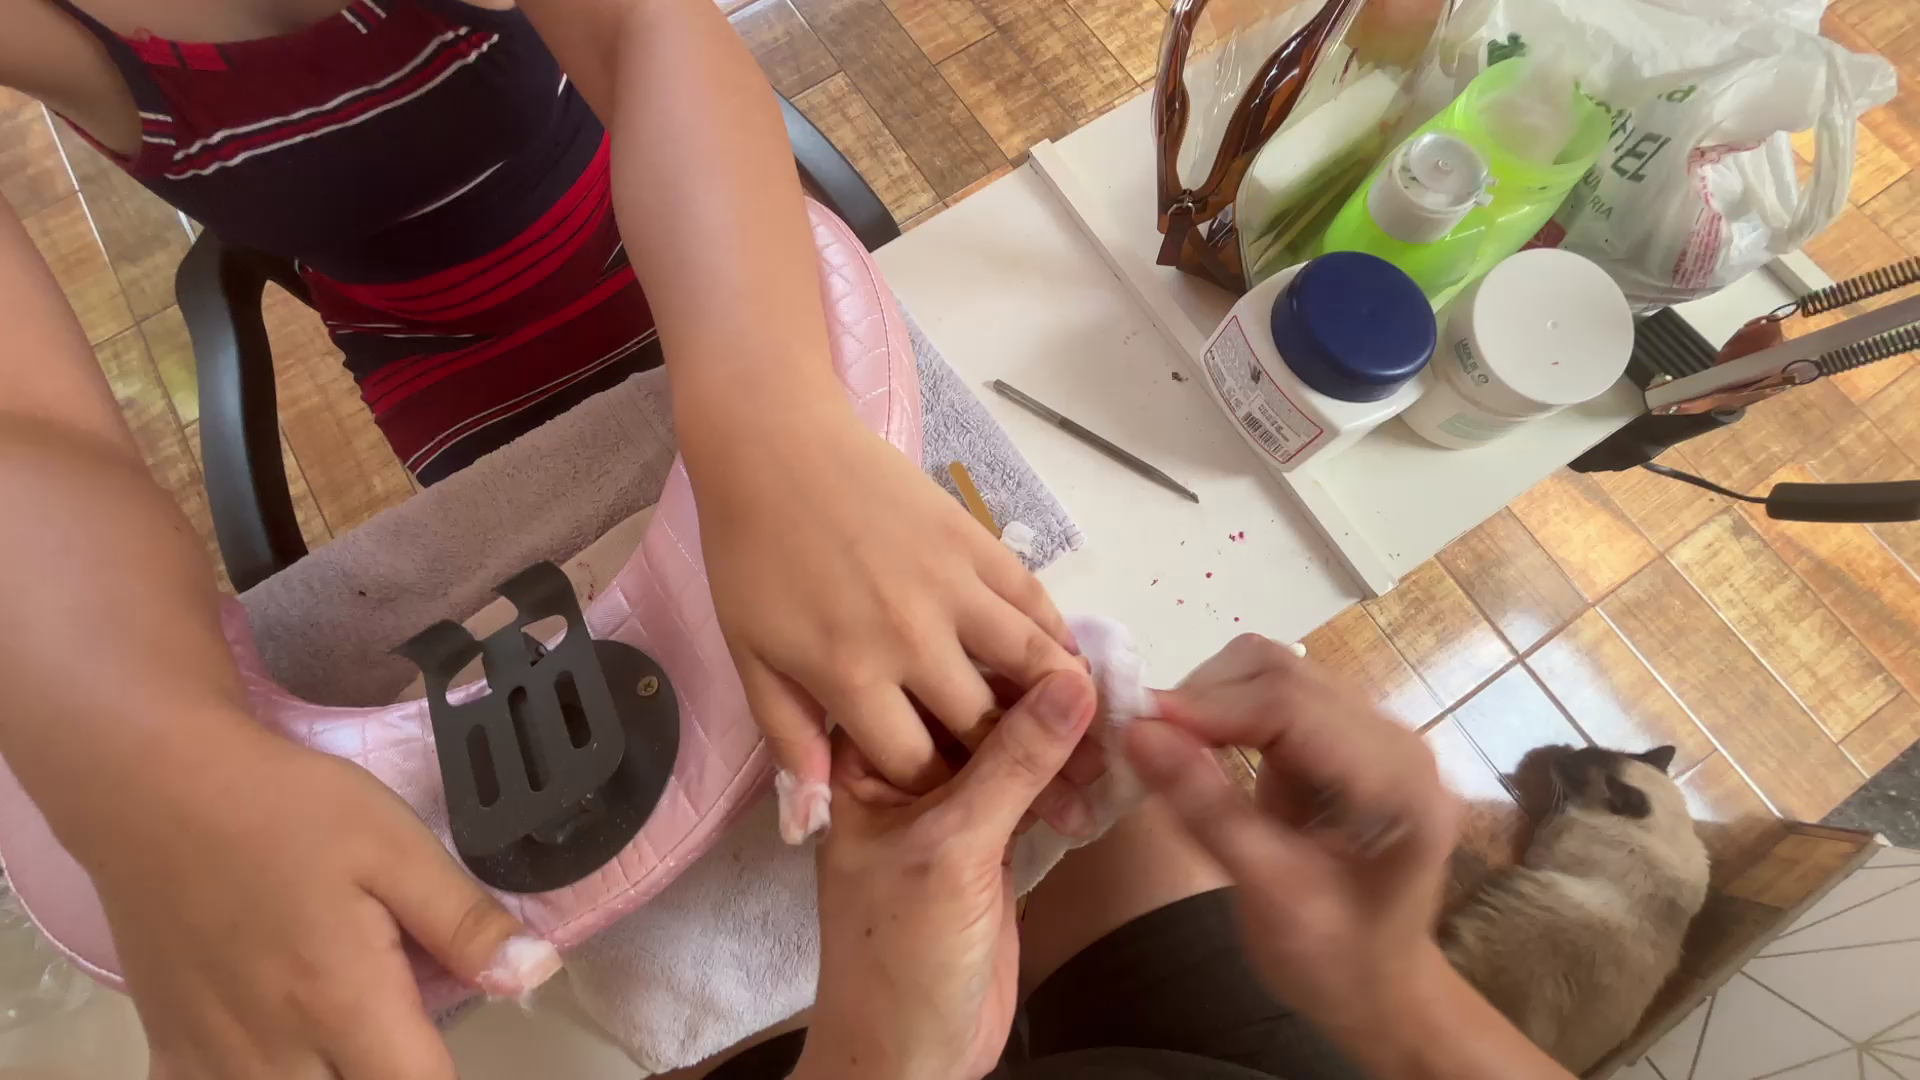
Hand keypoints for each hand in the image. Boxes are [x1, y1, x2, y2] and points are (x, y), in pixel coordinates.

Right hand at [81, 728, 558, 1078]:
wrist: (163, 796)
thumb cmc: (301, 815)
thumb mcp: (404, 853)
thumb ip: (466, 923)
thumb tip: (534, 972)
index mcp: (341, 1001)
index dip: (451, 1072)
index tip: (471, 1035)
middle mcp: (269, 1053)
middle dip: (399, 1071)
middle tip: (423, 1021)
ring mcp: (207, 1058)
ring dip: (342, 1073)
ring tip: (374, 1025)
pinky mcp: (168, 1045)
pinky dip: (276, 1075)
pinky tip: (299, 1039)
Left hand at [691, 400, 1083, 837]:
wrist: (776, 451)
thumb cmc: (753, 557)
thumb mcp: (750, 657)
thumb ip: (789, 740)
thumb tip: (814, 820)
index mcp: (852, 678)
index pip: (919, 767)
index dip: (936, 790)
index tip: (944, 788)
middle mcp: (914, 641)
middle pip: (983, 726)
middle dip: (1000, 757)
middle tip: (1015, 764)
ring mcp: (953, 586)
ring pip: (1031, 661)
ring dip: (1056, 699)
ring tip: (1069, 719)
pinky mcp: (976, 542)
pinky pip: (1033, 598)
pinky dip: (1057, 631)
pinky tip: (1064, 653)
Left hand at [795, 669, 1096, 1079]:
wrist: (913, 1056)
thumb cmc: (902, 944)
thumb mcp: (956, 845)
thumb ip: (1016, 763)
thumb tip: (1077, 682)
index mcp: (867, 751)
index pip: (932, 675)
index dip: (997, 658)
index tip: (1065, 652)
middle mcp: (905, 763)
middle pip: (977, 706)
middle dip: (1038, 705)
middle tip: (1098, 703)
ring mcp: (949, 799)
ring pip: (1011, 745)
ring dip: (1060, 748)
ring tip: (1102, 757)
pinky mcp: (987, 833)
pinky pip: (1030, 786)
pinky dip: (1063, 784)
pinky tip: (1094, 786)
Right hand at [1123, 635, 1460, 1071]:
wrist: (1378, 990)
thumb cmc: (1334, 960)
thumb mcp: (1269, 896)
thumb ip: (1206, 810)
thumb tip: (1134, 732)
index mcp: (1398, 780)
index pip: (1291, 706)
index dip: (1207, 705)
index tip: (1135, 724)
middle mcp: (1390, 737)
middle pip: (1281, 672)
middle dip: (1203, 695)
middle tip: (1145, 737)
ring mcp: (1364, 730)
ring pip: (1269, 668)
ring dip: (1207, 694)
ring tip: (1166, 740)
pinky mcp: (1334, 732)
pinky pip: (1267, 690)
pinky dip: (1218, 704)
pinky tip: (1193, 740)